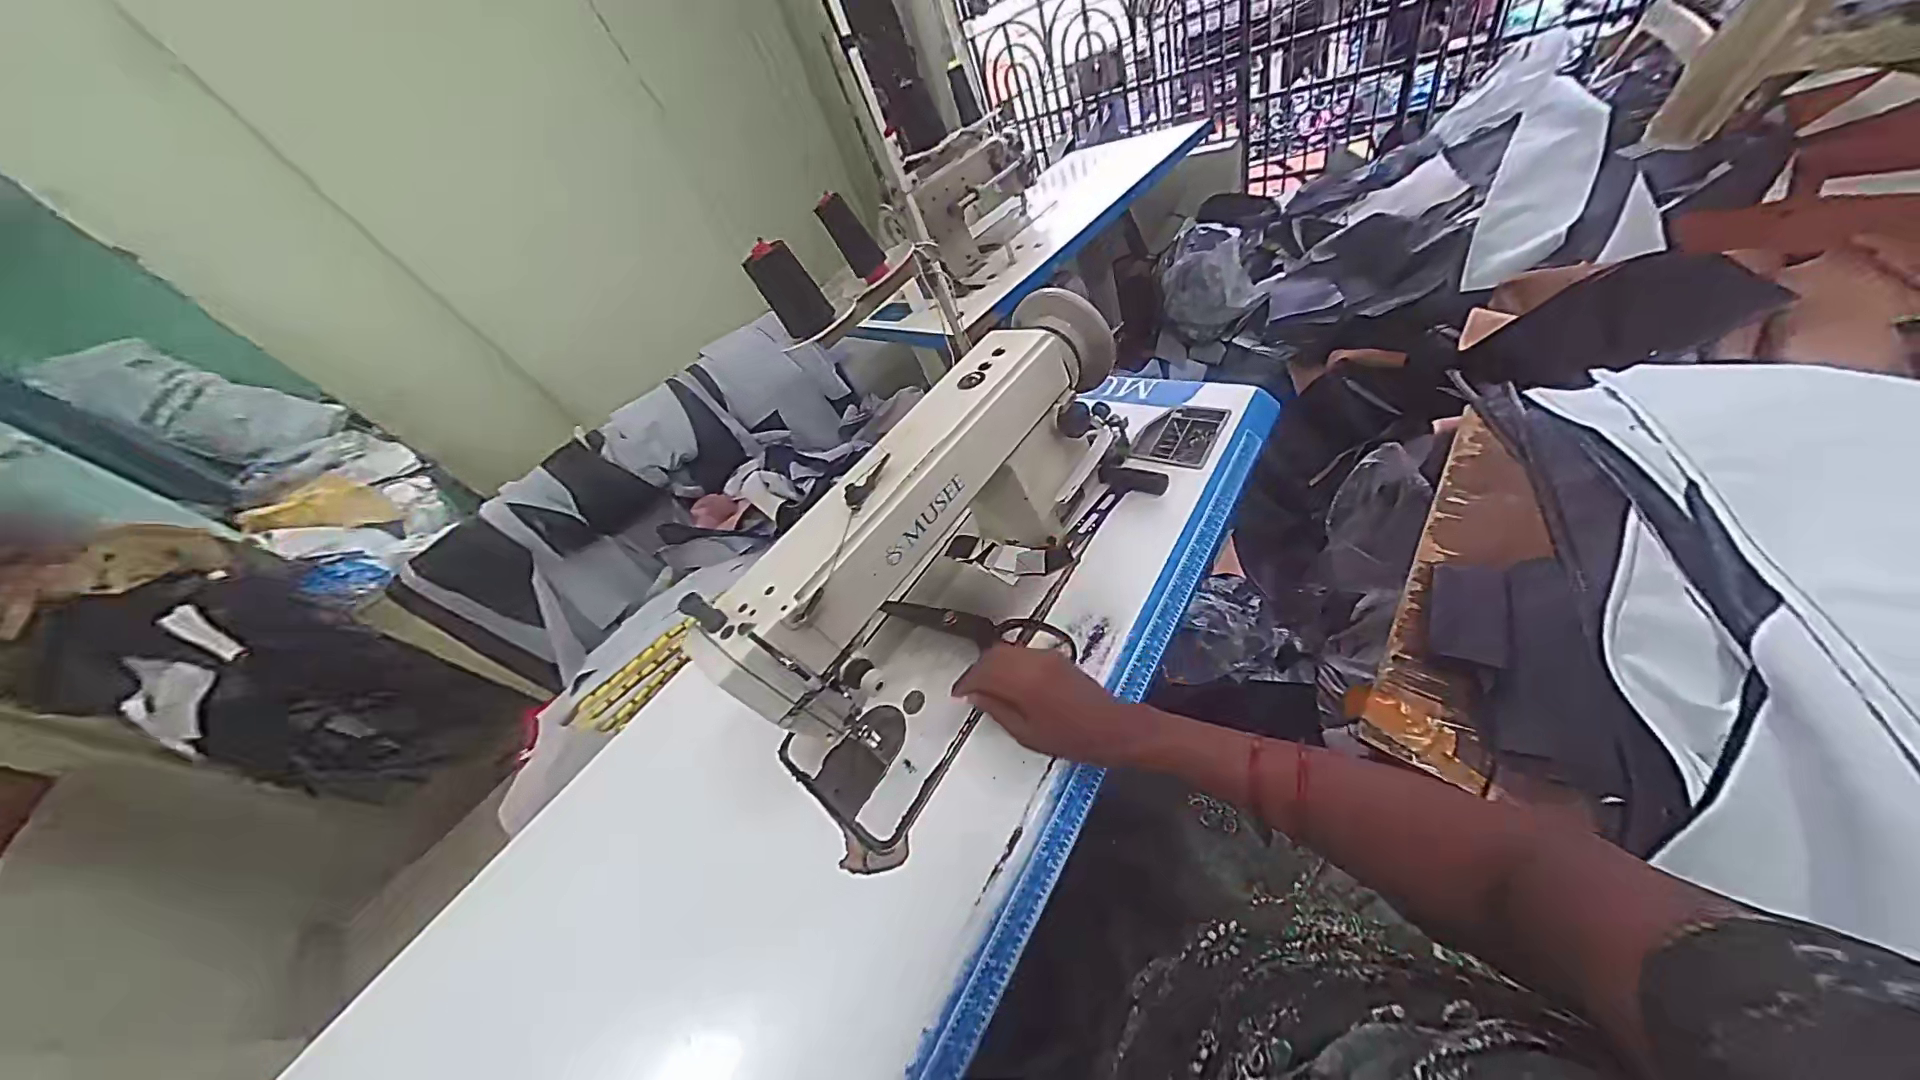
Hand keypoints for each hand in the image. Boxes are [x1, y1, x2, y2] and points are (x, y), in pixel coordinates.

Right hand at [952, 645, 1157, 766]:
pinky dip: (1008, 662)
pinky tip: (1007, 679)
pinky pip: (1022, 652)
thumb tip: (976, 696)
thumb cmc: (1074, 737)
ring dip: (992, 664)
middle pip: (993, 655)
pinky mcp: (1056, 658)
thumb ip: (997, 710)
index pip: (984, 671)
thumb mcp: (1026, 734)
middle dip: (977, 670)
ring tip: (985, 685)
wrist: (1112, 728)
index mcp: (1025, 682)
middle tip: (969, 688)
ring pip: (1007, 649)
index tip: (959, 692)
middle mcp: (1035, 662)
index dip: (966, 681)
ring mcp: (1047, 657)